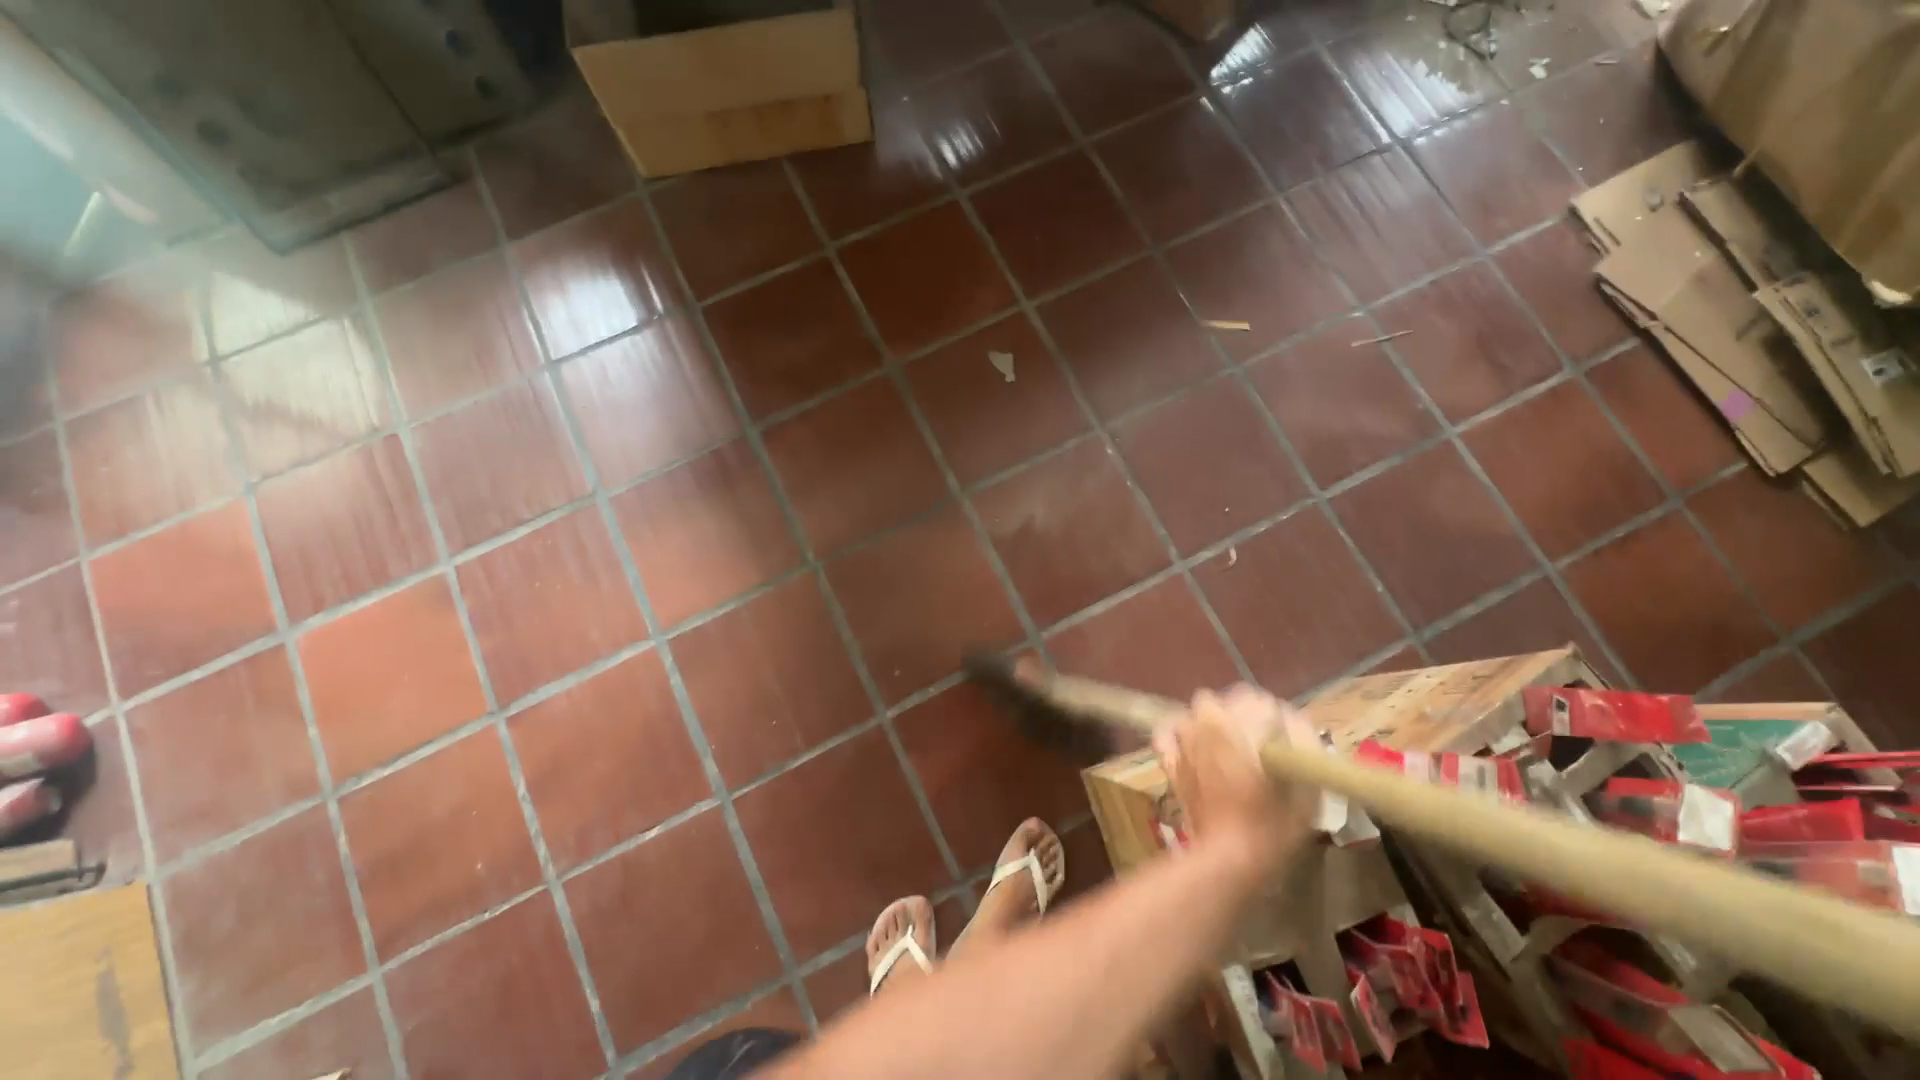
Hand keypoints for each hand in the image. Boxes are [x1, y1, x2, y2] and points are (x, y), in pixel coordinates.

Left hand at [1154, 685, 1319, 875]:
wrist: (1228, 857)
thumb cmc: (1273, 823)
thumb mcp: (1307, 785)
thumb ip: (1303, 740)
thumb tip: (1293, 719)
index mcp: (1244, 721)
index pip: (1261, 701)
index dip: (1276, 720)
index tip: (1284, 742)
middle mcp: (1209, 720)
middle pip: (1230, 701)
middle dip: (1245, 717)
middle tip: (1259, 747)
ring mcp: (1185, 738)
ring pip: (1199, 713)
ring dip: (1214, 725)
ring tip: (1230, 751)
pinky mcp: (1170, 759)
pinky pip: (1169, 733)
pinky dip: (1181, 736)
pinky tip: (1196, 752)